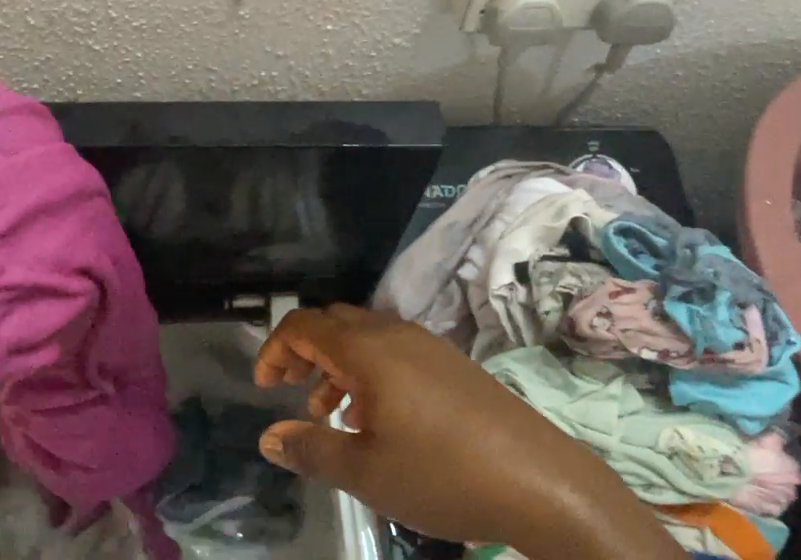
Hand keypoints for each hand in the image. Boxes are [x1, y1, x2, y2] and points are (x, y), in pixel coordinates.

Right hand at [253, 306, 680, 559]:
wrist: (538, 478)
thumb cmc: (440, 473)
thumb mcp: (365, 471)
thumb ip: (311, 449)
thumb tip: (268, 436)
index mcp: (366, 348)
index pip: (303, 324)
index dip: (274, 348)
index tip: (262, 387)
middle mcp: (394, 332)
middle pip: (333, 322)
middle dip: (303, 351)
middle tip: (289, 391)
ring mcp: (427, 344)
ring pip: (365, 337)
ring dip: (336, 365)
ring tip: (330, 414)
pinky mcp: (451, 363)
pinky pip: (394, 350)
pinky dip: (369, 372)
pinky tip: (377, 418)